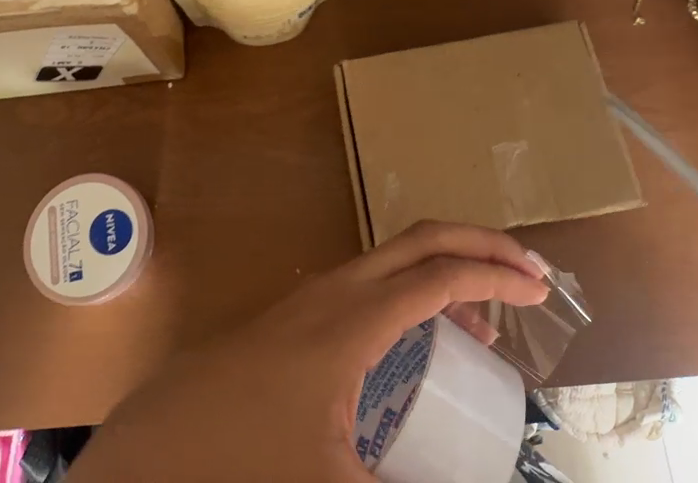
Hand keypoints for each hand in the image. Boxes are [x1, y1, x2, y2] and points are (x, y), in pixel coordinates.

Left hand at [65, 221, 548, 482]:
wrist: (155, 449)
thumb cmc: (245, 459)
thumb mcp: (335, 482)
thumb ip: (408, 482)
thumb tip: (474, 480)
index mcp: (352, 320)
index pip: (440, 275)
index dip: (497, 276)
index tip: (541, 292)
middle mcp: (336, 291)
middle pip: (421, 239)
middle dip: (481, 246)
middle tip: (531, 275)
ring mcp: (313, 296)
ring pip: (395, 257)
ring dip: (446, 269)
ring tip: (488, 316)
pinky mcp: (297, 313)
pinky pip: (372, 280)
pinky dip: (413, 290)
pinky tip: (422, 336)